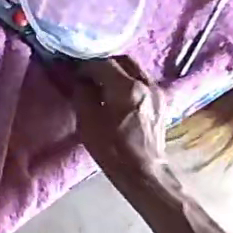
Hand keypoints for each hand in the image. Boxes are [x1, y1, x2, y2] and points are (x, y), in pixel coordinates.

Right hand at [60, 56, 167, 177]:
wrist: (143, 172)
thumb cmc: (112, 150)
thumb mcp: (88, 122)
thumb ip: (82, 93)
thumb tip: (78, 78)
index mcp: (126, 88)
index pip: (101, 62)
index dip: (83, 65)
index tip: (71, 70)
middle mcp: (146, 83)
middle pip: (122, 60)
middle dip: (102, 63)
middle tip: (86, 74)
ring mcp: (157, 91)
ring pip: (134, 68)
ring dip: (116, 71)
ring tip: (100, 83)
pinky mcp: (161, 101)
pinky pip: (142, 80)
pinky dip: (127, 81)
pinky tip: (117, 93)